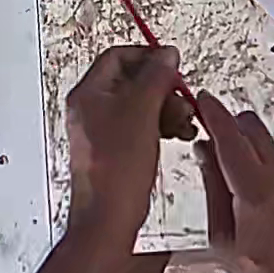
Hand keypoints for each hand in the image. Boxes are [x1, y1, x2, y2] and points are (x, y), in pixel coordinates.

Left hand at [66, 46, 196, 245]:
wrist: (109, 218)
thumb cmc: (116, 169)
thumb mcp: (143, 111)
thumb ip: (156, 77)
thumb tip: (166, 54)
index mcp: (88, 93)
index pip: (118, 56)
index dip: (147, 57)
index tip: (172, 66)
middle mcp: (91, 108)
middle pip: (130, 80)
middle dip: (161, 87)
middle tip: (181, 98)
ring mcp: (101, 129)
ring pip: (138, 104)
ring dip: (165, 107)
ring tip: (185, 120)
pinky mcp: (113, 149)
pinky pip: (139, 124)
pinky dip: (160, 125)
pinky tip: (178, 134)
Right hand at [194, 92, 273, 272]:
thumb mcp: (222, 237)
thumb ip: (213, 187)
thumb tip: (204, 148)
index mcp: (256, 190)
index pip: (230, 137)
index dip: (213, 114)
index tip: (199, 98)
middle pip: (250, 126)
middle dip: (227, 125)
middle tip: (208, 135)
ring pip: (263, 137)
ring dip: (242, 140)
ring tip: (225, 164)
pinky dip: (256, 154)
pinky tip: (246, 178)